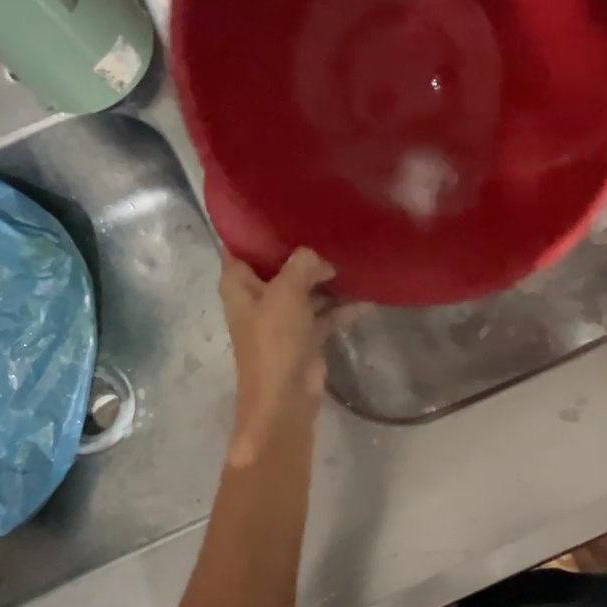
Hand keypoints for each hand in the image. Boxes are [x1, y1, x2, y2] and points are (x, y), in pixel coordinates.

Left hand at [217, 248, 348, 467]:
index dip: (260, 226)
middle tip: (329, 227)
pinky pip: (325, 314)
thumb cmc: (274, 341)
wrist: (285, 398)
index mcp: (238, 283)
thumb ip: (301, 265)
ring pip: (306, 289)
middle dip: (302, 251)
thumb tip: (316, 257)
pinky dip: (342, 307)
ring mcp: (282, 318)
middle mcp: (257, 296)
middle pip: (279, 265)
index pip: (242, 244)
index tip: (287, 208)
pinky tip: (368, 297)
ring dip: (326, 279)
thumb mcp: (286, 293)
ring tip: (352, 256)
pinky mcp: (304, 336)